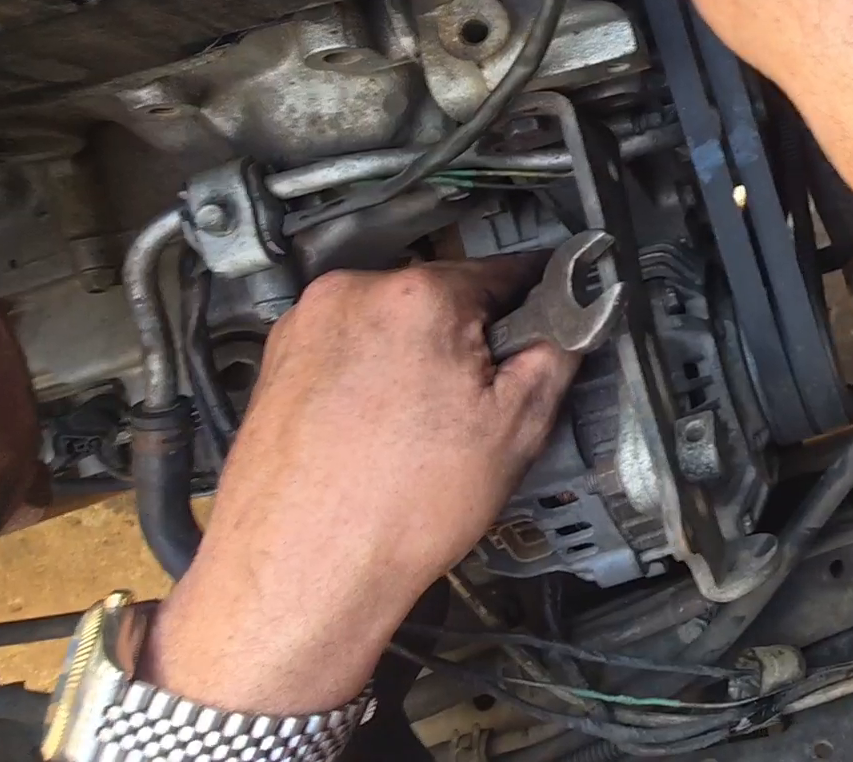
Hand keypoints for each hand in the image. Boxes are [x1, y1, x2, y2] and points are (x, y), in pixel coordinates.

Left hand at [143, 257, 573, 714]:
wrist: (297, 582)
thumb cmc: (395, 511)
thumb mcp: (520, 422)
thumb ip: (559, 346)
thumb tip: (575, 314)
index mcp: (416, 296)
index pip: (507, 270)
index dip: (540, 302)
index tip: (548, 325)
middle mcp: (350, 295)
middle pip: (451, 295)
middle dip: (480, 335)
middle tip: (490, 396)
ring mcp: (306, 328)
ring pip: (405, 322)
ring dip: (431, 354)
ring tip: (434, 423)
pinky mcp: (278, 364)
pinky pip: (360, 347)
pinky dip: (386, 373)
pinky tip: (393, 429)